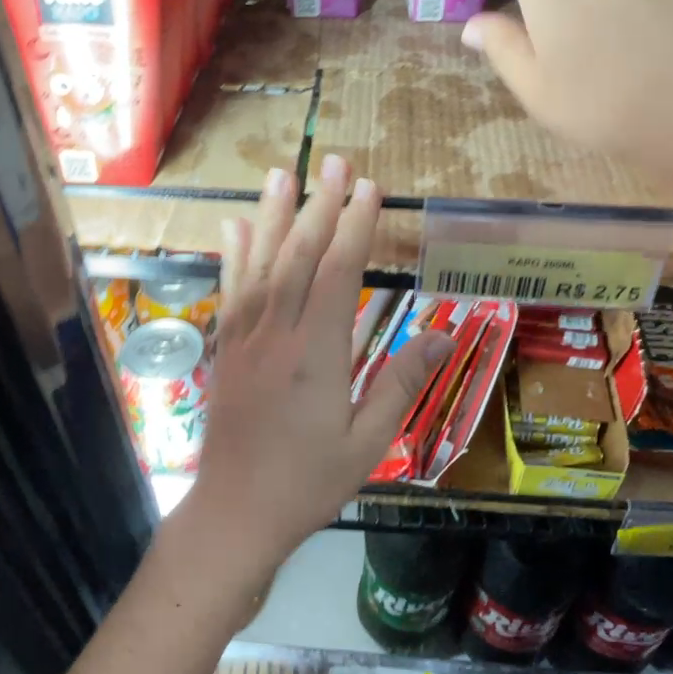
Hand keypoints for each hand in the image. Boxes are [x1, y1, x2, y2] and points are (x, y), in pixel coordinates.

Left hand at [181, 156, 452, 571]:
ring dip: (273, 216)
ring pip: (260, 265)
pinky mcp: (226, 350)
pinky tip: (236, 227)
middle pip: (298, 257)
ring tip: (283, 173)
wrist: (236, 512)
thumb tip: (446, 336)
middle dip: (319, 205)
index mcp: (316, 355)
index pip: (338, 275)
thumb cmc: (308, 483)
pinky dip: (235, 255)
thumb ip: (402, 385)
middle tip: (335, 161)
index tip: (370, 188)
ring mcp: (245, 340)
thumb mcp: (367, 443)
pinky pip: (231, 292)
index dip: (355, 227)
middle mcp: (276, 335)